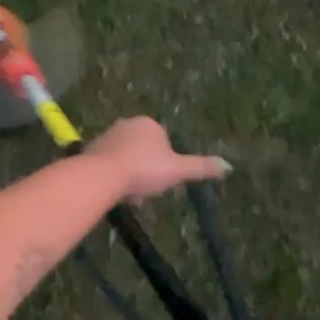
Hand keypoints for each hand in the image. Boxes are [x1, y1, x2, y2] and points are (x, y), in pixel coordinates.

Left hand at [88, 116, 230, 199]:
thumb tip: (228, 166)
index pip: (163, 144)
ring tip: (131, 196)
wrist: (103, 175)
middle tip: (146, 191)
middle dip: (147, 172)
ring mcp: (106, 136)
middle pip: (144, 153)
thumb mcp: (178, 169)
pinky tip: (116, 193)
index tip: (162, 181)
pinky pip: (110, 166)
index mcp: (148, 124)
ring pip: (127, 160)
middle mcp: (126, 124)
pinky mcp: (91, 150)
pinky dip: (115, 178)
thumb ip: (201, 167)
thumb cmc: (144, 168)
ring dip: (132, 178)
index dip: (165, 165)